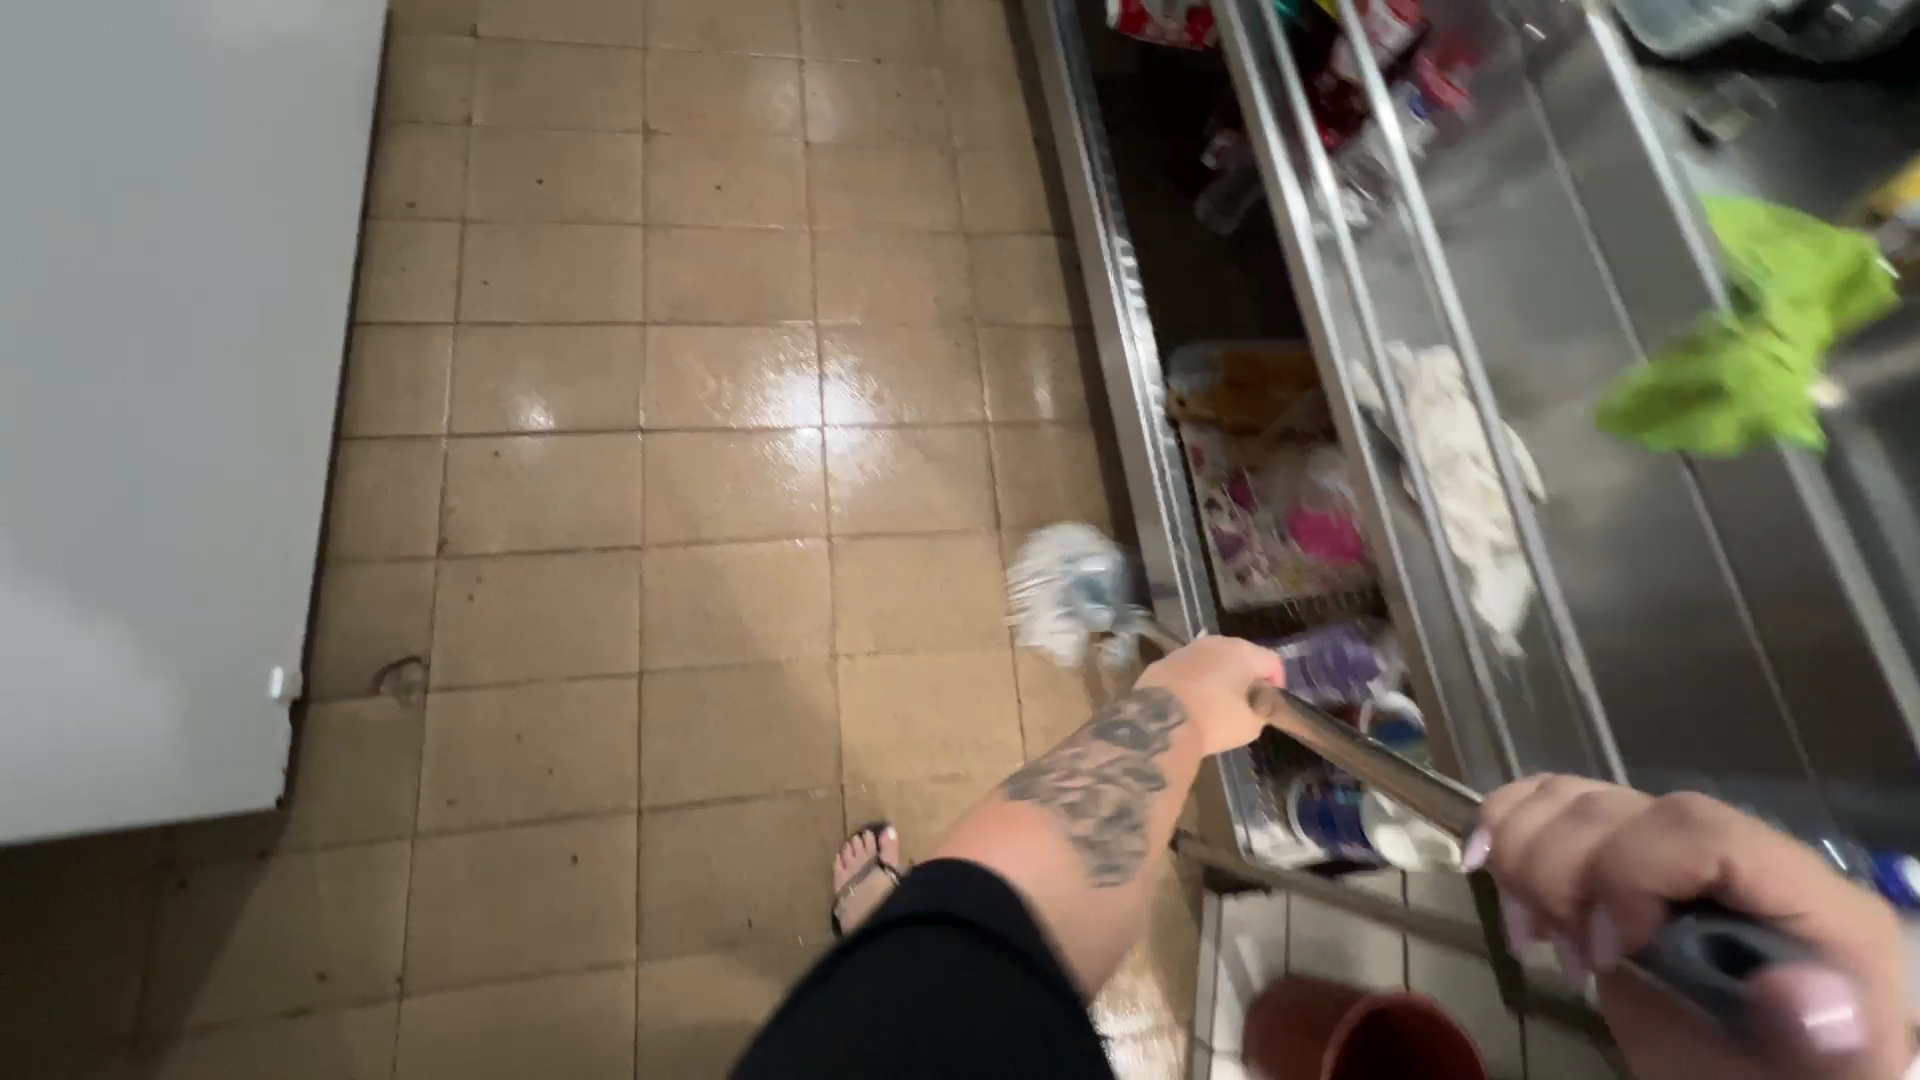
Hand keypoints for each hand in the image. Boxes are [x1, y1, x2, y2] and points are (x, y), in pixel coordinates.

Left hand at [1134, 635, 1284, 755]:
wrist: (1158, 720)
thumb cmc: (1213, 719)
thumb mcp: (1252, 724)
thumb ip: (1260, 709)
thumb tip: (1254, 703)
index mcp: (1242, 652)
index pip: (1273, 661)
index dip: (1277, 683)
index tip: (1270, 704)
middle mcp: (1214, 642)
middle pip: (1241, 656)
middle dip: (1246, 677)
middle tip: (1245, 703)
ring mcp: (1185, 649)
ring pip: (1212, 660)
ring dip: (1218, 677)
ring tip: (1216, 703)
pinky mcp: (1163, 660)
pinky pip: (1189, 669)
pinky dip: (1194, 680)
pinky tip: (1190, 701)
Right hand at [1471, 775, 1912, 1079]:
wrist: (1728, 1073)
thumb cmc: (1766, 1074)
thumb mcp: (1808, 1078)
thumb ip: (1820, 1044)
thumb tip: (1803, 993)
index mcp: (1799, 898)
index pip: (1696, 830)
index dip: (1627, 873)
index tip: (1608, 952)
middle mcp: (1724, 848)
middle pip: (1606, 811)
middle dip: (1557, 881)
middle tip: (1567, 958)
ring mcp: (1656, 841)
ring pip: (1559, 798)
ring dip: (1519, 864)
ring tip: (1535, 933)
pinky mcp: (1602, 845)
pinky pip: (1536, 797)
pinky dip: (1496, 825)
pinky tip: (1485, 869)